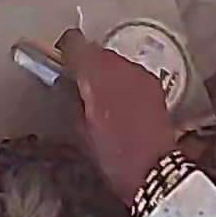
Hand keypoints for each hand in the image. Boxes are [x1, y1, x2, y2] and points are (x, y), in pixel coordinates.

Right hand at [58, 28, 175, 203]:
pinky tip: (119, 100)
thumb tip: (65, 85)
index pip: (78, 44)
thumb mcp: (82, 132)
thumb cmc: (113, 157)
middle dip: (86, 62)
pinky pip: (131, 72)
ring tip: (99, 94)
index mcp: (98, 78)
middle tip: (77, 83)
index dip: (66, 47)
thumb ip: (73, 101)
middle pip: (97, 51)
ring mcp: (141, 74)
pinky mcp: (154, 83)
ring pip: (115, 60)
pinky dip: (122, 79)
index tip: (60, 58)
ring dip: (105, 70)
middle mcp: (121, 68)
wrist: (155, 172)